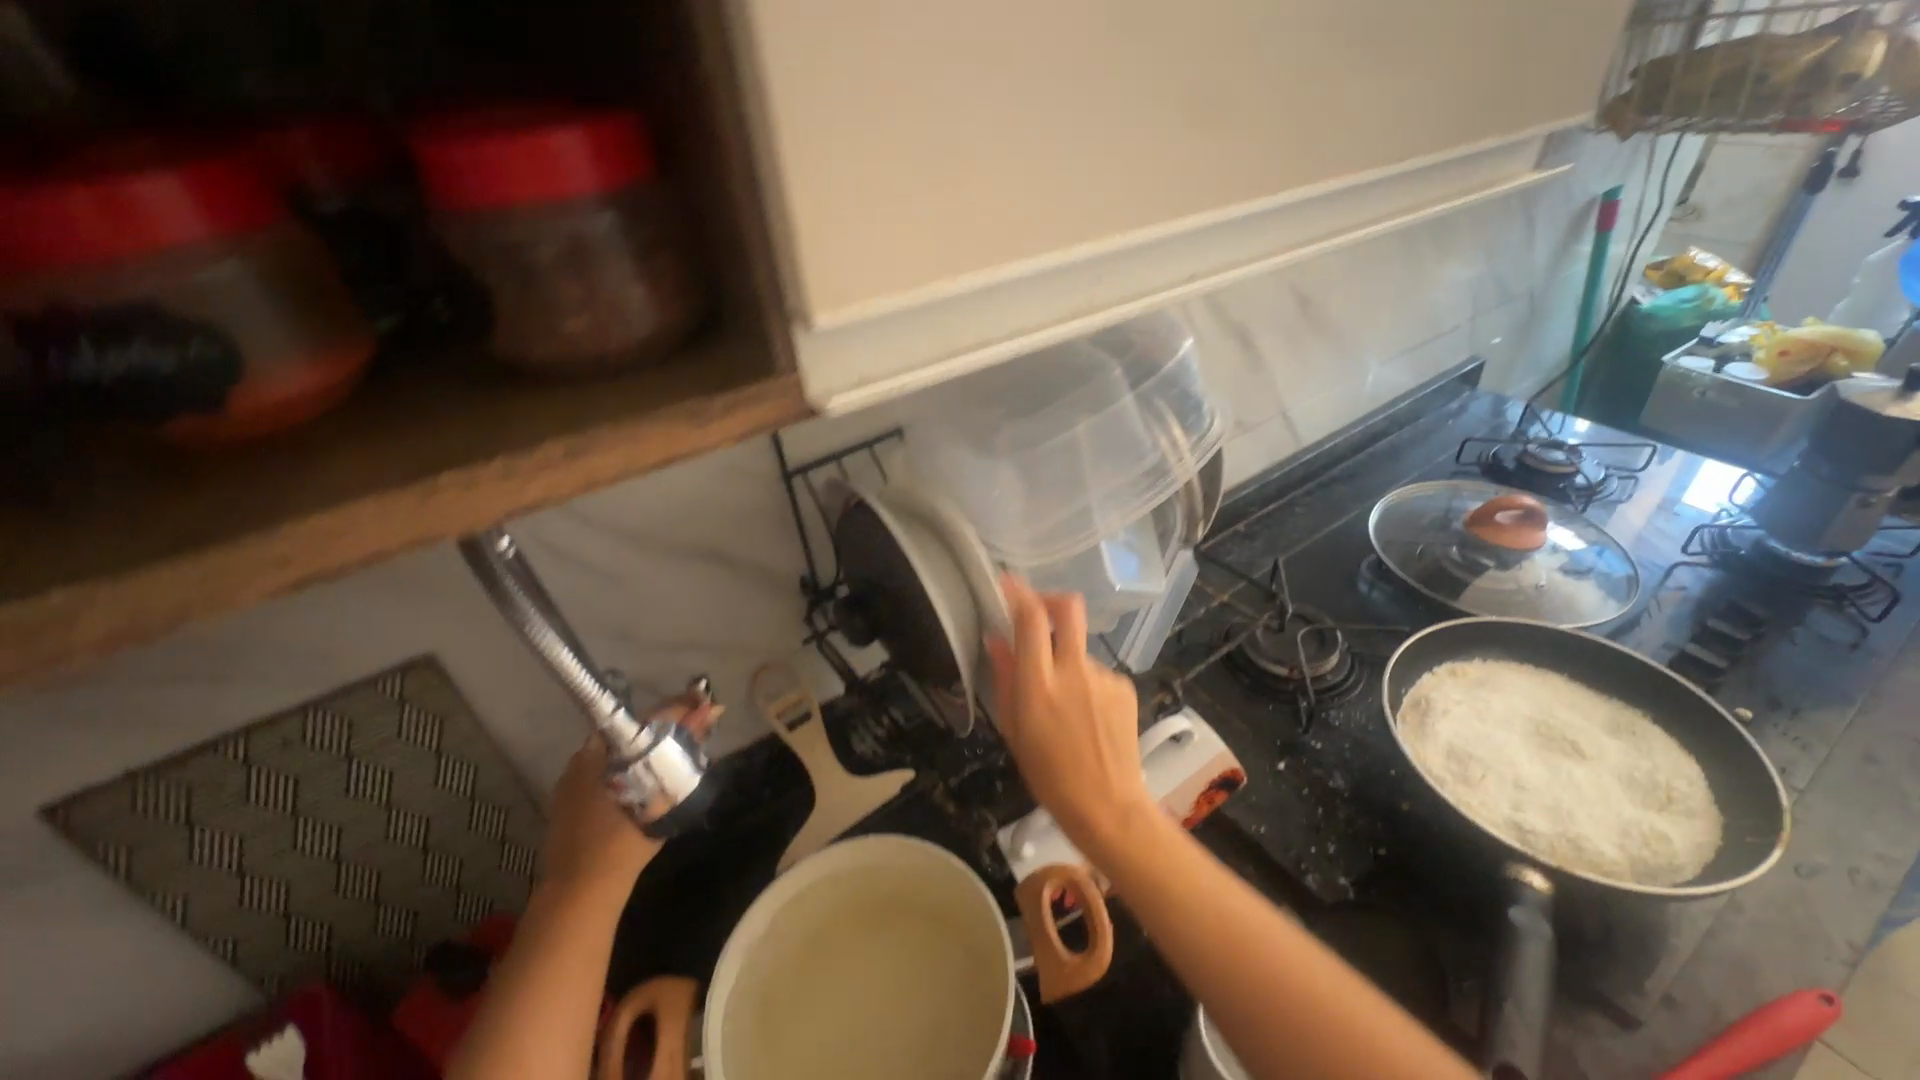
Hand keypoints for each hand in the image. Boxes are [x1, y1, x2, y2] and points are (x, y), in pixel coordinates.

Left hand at [539, 694, 719, 900]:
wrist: (581, 891)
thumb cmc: (622, 841)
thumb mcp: (661, 794)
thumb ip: (683, 748)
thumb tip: (709, 710)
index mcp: (601, 750)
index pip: (645, 717)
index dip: (676, 712)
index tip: (702, 708)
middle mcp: (583, 757)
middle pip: (631, 733)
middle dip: (662, 734)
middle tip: (692, 740)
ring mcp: (571, 780)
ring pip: (618, 754)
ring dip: (645, 754)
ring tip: (675, 764)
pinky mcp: (568, 801)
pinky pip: (605, 774)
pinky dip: (629, 773)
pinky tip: (647, 790)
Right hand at [986, 575, 1154, 856]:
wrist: (1108, 805)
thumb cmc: (1048, 775)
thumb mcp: (1013, 730)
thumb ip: (1006, 679)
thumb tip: (998, 641)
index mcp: (1039, 684)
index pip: (1030, 619)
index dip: (1018, 593)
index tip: (1007, 584)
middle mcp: (1074, 671)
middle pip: (1069, 609)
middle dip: (1051, 600)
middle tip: (1039, 611)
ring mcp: (1104, 677)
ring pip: (1079, 650)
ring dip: (1066, 662)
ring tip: (1064, 706)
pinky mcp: (1125, 687)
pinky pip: (1097, 674)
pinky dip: (1086, 686)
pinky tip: (1086, 718)